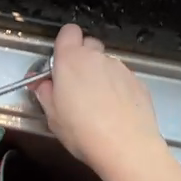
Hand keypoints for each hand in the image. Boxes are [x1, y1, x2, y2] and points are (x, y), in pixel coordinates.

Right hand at [31, 24, 159, 171]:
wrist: (127, 148)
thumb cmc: (84, 131)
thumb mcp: (52, 115)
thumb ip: (44, 92)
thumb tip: (41, 83)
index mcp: (71, 60)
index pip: (68, 32)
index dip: (64, 43)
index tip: (60, 62)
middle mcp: (97, 58)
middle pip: (89, 45)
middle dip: (81, 59)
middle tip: (75, 84)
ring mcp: (120, 69)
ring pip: (106, 63)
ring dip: (99, 76)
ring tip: (96, 104)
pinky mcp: (138, 83)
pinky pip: (122, 79)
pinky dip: (117, 89)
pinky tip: (114, 112)